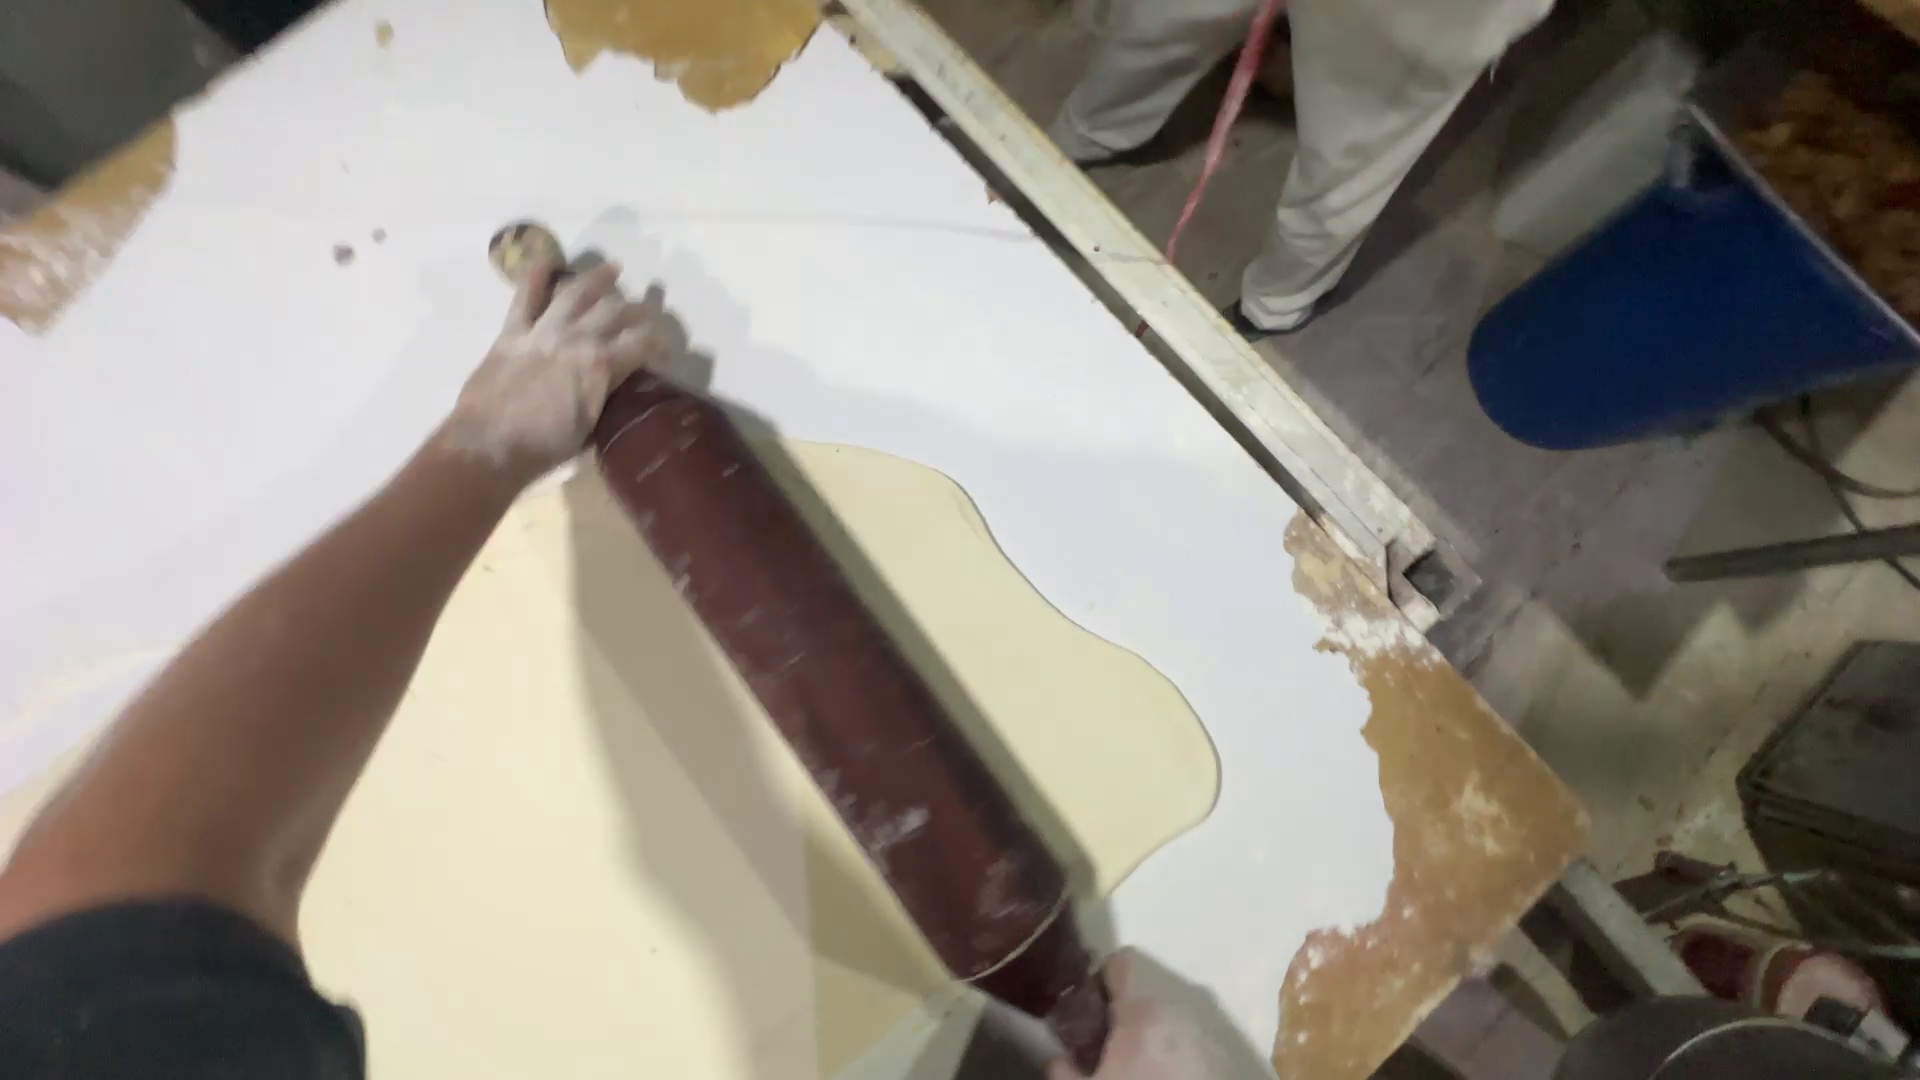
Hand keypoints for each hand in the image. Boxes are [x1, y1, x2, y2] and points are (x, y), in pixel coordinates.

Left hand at [445, 259, 680, 484]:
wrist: (491, 444)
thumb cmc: (548, 446)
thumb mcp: (594, 424)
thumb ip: (607, 395)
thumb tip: (616, 384)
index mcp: (602, 367)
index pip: (643, 344)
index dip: (660, 345)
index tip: (665, 353)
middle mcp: (577, 340)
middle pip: (616, 313)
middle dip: (638, 310)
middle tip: (648, 312)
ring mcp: (543, 332)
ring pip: (575, 295)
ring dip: (597, 280)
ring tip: (612, 270)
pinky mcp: (513, 333)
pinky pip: (524, 298)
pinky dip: (534, 276)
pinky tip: (545, 261)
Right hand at [1050, 950, 1228, 1079]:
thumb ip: (1063, 1073)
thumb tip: (1057, 1059)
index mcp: (1145, 1009)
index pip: (1121, 961)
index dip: (1100, 982)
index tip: (1091, 1016)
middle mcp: (1184, 1009)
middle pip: (1147, 992)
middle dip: (1127, 1016)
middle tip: (1112, 1053)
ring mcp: (1215, 1038)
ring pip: (1175, 1019)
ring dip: (1157, 1037)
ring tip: (1144, 1073)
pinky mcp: (1235, 1066)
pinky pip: (1200, 1045)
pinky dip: (1184, 1059)